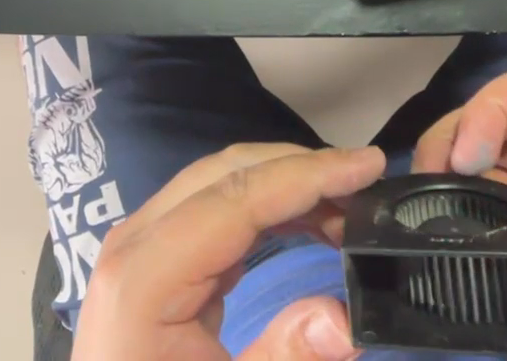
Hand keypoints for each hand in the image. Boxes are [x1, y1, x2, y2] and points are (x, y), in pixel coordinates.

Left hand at [72, 142, 385, 360]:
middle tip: (368, 181)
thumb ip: (283, 358)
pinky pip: (215, 206)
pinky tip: (309, 219)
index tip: (367, 166)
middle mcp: (137, 241)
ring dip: (288, 182)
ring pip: (222, 181)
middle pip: (227, 174)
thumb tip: (346, 317)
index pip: (235, 197)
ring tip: (351, 206)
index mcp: (145, 276)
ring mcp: (143, 242)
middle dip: (302, 168)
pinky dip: (267, 205)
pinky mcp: (156, 252)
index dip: (305, 175)